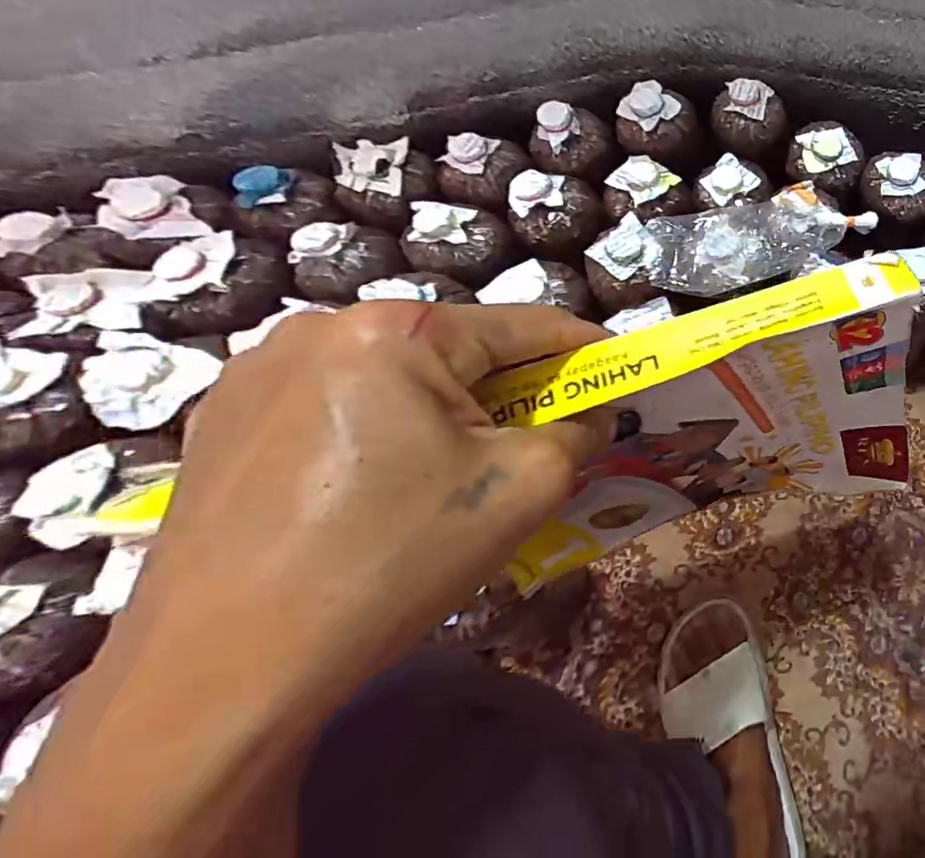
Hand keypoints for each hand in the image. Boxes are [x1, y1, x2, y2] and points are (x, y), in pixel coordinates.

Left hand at [0, 302, 615, 857]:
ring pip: (404, 376)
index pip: (528, 324)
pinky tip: (395, 486)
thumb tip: (591, 415)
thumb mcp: (529, 485)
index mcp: (395, 332)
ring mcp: (258, 374)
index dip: (589, 349)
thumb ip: (581, 431)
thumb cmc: (396, 557)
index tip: (624, 375)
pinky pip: (347, 404)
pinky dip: (395, 429)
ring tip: (470, 469)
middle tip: (553, 437)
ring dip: (456, 410)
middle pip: (462, 350)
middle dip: (519, 389)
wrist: (224, 674)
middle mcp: (319, 330)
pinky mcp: (224, 422)